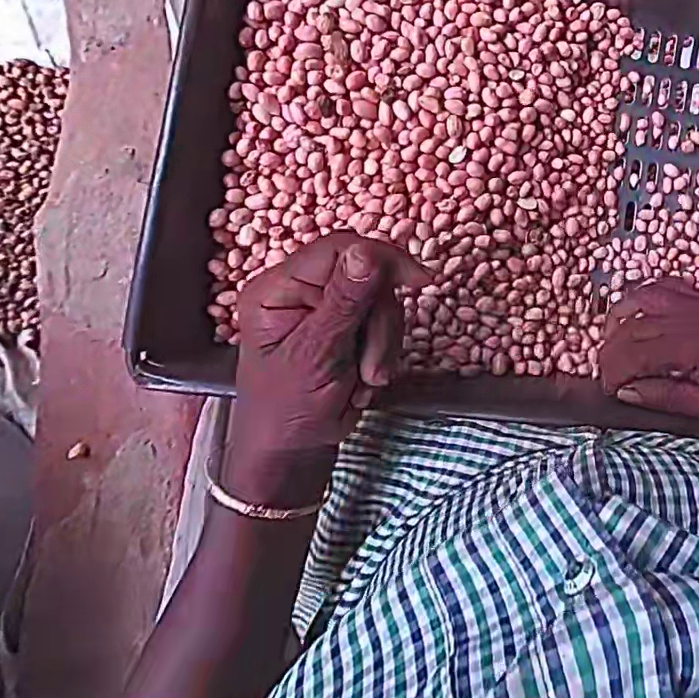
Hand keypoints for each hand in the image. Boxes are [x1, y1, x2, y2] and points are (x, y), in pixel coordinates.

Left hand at [231, 232, 430, 463]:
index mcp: (279, 287)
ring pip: (382, 300)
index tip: (419, 279)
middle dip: (379, 323)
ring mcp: (327, 306)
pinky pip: (385, 321)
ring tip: (364, 381)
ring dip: (383, 343)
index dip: (380, 258)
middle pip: (368, 274)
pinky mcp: (348, 323)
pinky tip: (363, 380)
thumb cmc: (287, 408)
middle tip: (372, 368)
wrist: (292, 448)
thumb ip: (344, 301)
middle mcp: (302, 288)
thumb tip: (367, 252)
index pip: (336, 249)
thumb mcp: (316, 354)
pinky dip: (384, 351)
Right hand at [598, 278, 698, 425]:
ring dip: (618, 322)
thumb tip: (628, 392)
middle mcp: (686, 316)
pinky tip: (640, 317)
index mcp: (689, 347)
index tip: (611, 390)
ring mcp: (693, 301)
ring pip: (635, 298)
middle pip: (626, 327)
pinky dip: (641, 299)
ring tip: (617, 346)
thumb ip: (668, 398)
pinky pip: (659, 285)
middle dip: (609, 354)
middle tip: (611, 376)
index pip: (629, 354)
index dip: (611, 374)